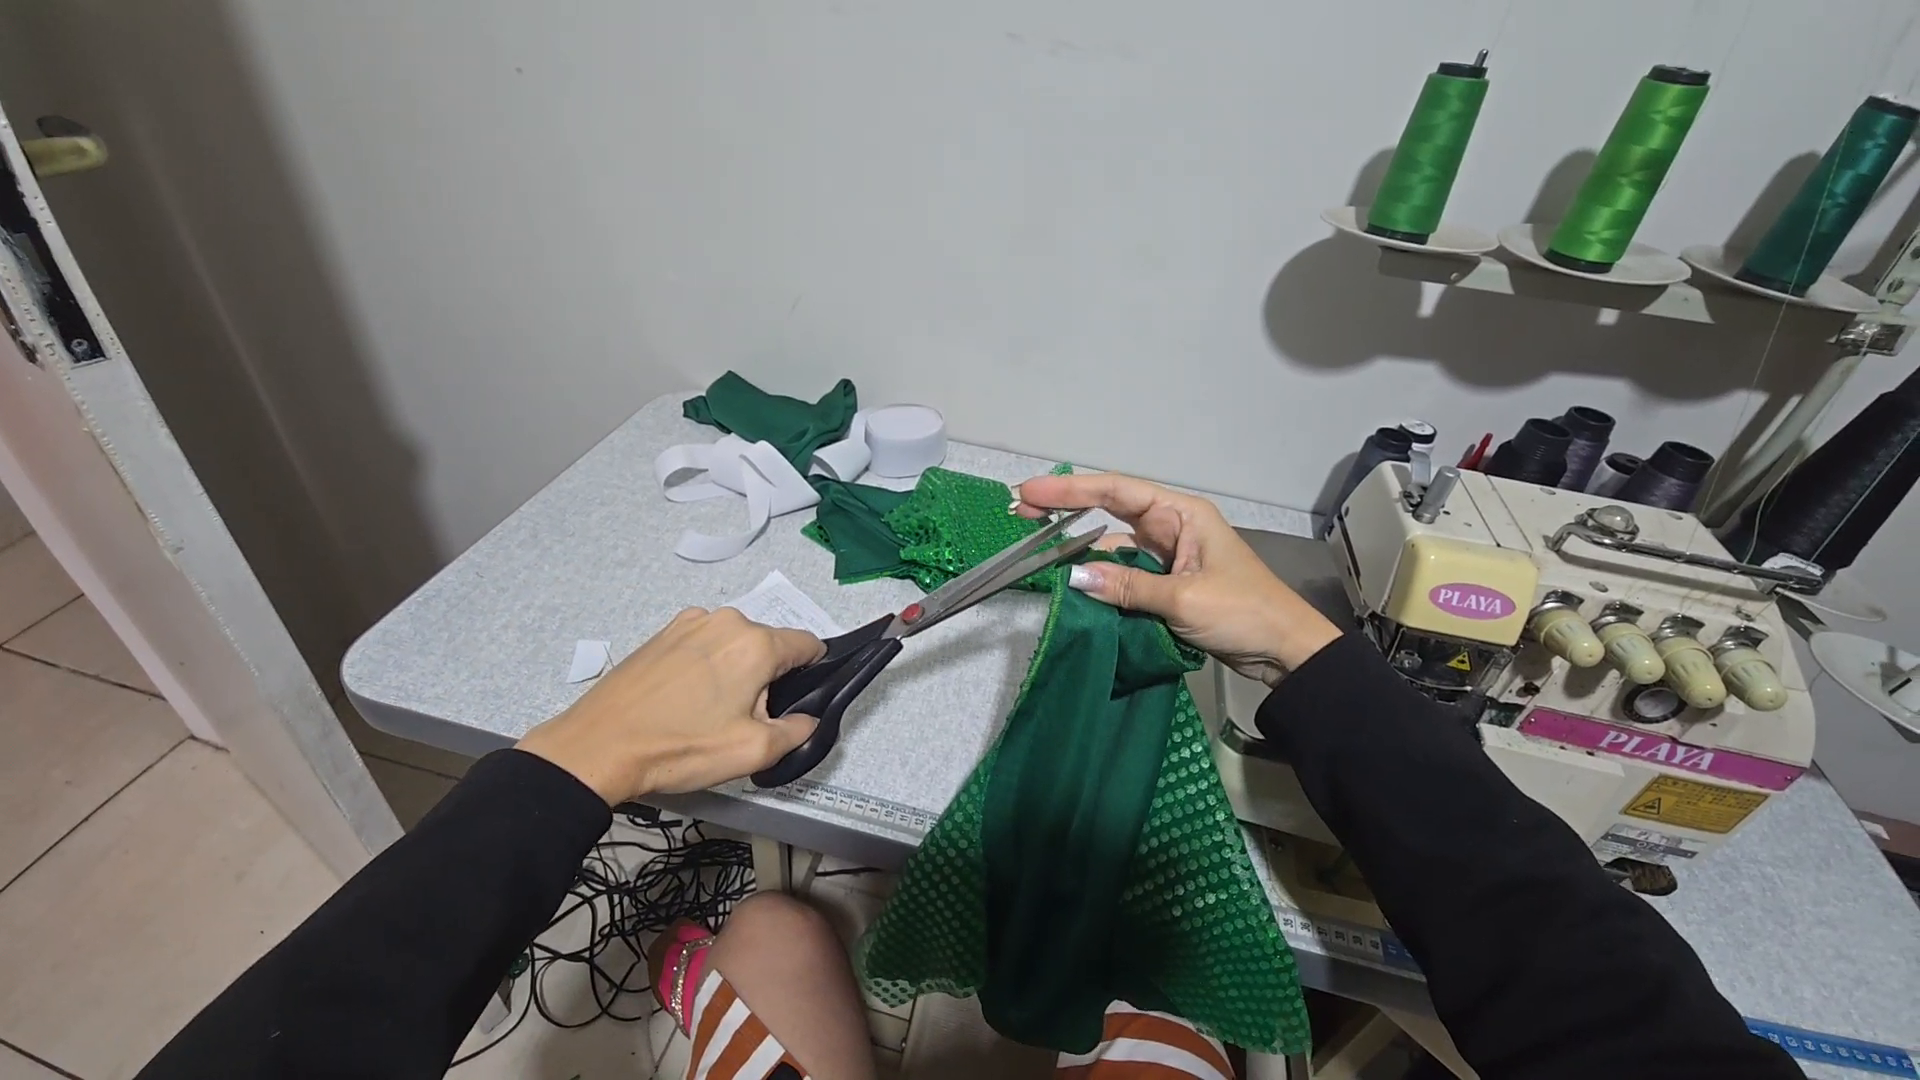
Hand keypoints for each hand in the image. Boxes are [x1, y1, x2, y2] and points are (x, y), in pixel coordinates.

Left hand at [517, 608, 825, 804]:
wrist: (598, 747)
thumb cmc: (680, 747)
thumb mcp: (752, 752)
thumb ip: (797, 731)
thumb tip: (808, 719)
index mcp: (755, 643)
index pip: (808, 644)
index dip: (813, 671)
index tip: (797, 699)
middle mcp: (727, 620)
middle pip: (769, 645)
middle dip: (768, 676)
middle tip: (744, 718)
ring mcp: (691, 622)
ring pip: (735, 644)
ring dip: (736, 670)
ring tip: (709, 711)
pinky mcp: (663, 632)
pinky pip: (704, 644)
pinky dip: (706, 665)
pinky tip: (684, 698)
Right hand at [1016, 473, 1340, 684]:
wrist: (1286, 651)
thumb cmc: (1244, 613)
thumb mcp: (1182, 599)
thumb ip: (1127, 586)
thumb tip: (1072, 577)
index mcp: (1182, 513)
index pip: (1117, 490)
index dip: (1070, 489)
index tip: (1031, 491)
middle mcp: (1171, 526)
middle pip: (1110, 510)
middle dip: (1066, 509)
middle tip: (1020, 511)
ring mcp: (1168, 554)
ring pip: (1113, 543)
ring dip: (1080, 547)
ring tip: (1038, 550)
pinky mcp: (1165, 582)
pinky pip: (1124, 571)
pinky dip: (1100, 575)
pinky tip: (1074, 581)